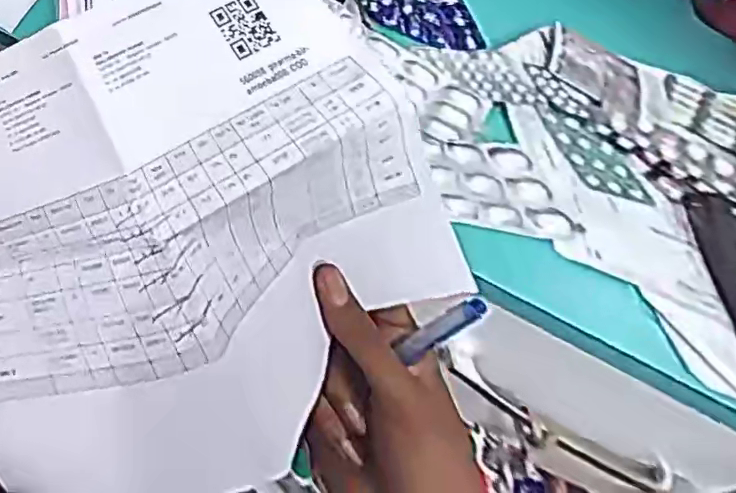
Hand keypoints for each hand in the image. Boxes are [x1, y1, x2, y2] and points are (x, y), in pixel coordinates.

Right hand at [306, 265, 478, 492]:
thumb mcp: (402, 395)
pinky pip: (295, 388)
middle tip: (348, 372)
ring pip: (308, 359)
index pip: (364, 294)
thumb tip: (332, 281)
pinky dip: (314, 413)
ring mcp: (342, 387)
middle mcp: (366, 362)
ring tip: (360, 426)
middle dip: (329, 352)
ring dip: (331, 396)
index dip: (339, 278)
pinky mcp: (318, 411)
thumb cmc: (440, 474)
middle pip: (325, 323)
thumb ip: (362, 336)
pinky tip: (344, 438)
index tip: (315, 265)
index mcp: (399, 347)